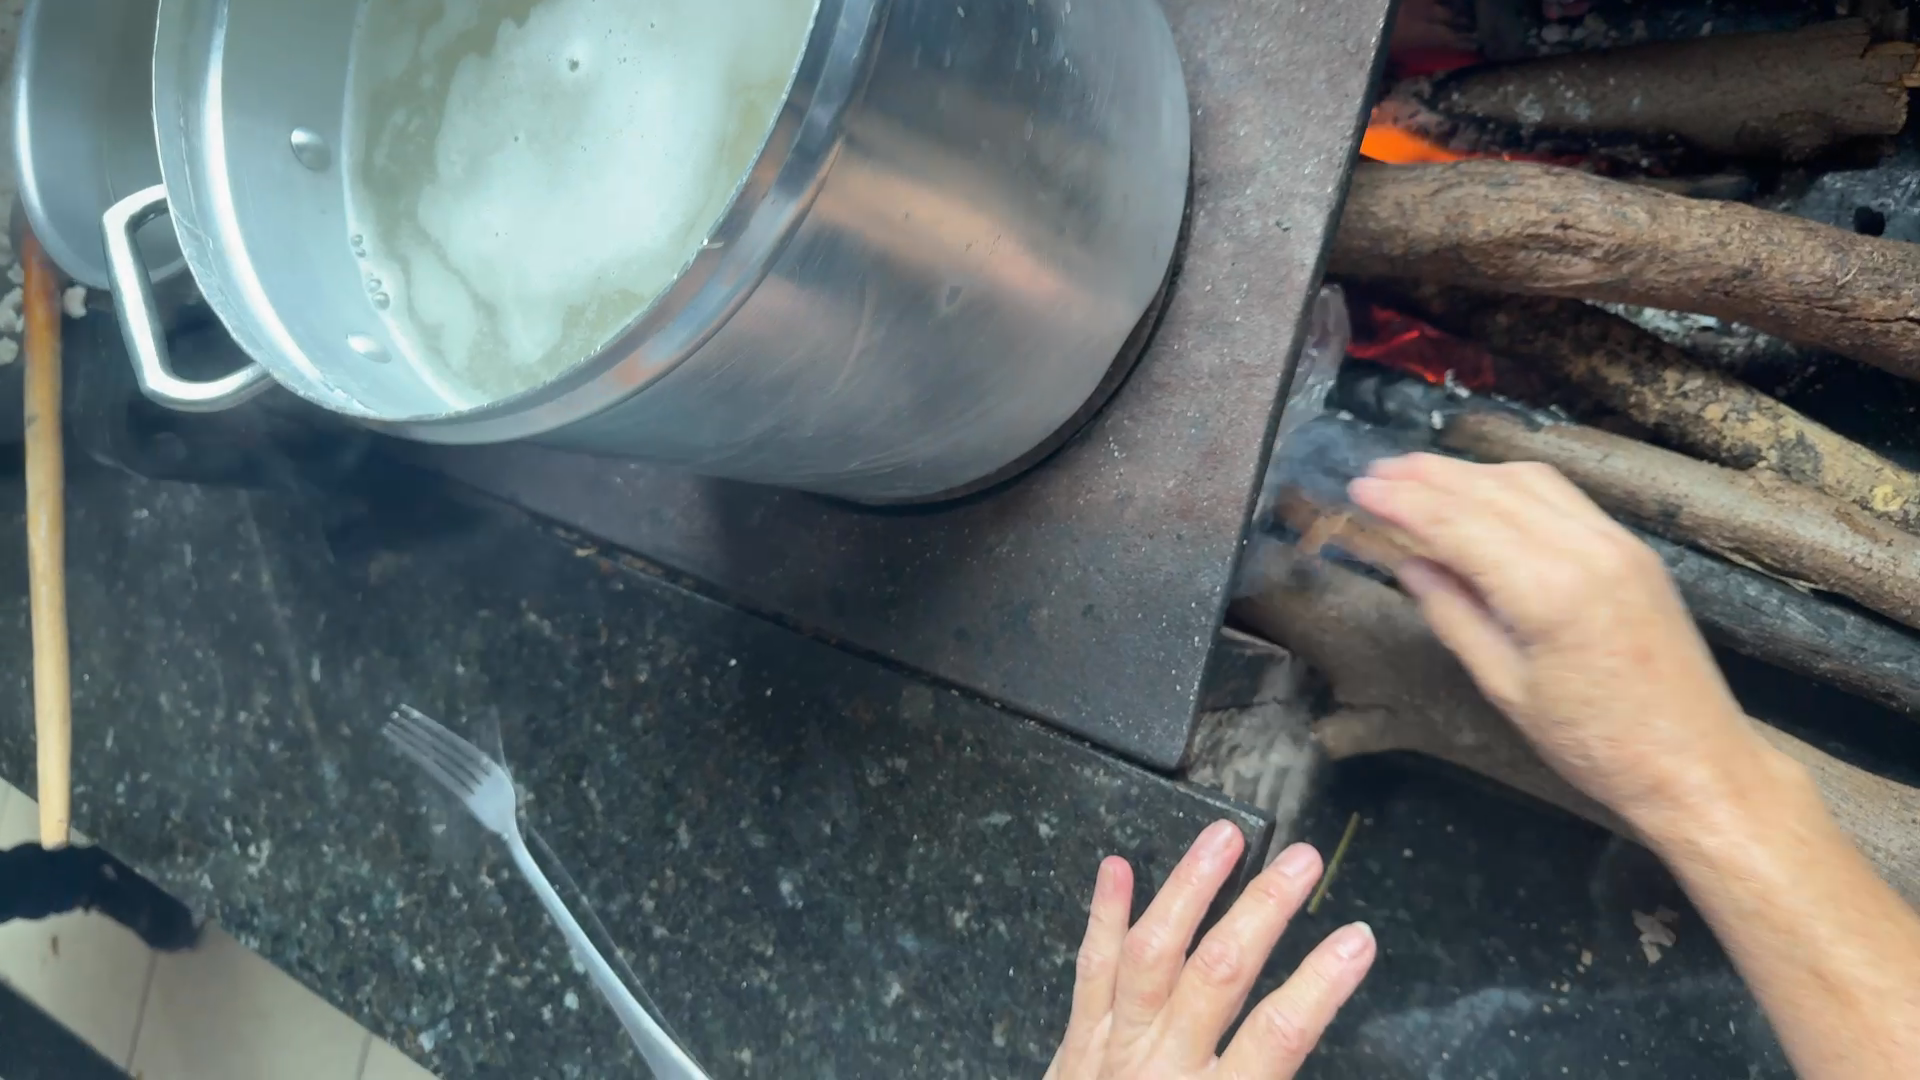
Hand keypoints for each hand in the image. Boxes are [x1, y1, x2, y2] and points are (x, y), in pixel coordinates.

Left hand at [1047, 821, 1374, 1078]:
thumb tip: (1298, 1036)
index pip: (1278, 1036)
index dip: (1319, 984)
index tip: (1358, 936)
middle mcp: (1163, 1066)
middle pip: (1218, 975)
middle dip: (1262, 911)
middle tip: (1299, 860)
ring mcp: (1112, 1043)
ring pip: (1153, 952)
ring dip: (1189, 889)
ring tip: (1222, 837)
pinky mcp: (1077, 1035)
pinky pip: (1090, 967)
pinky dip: (1104, 915)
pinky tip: (1117, 865)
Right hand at [1347, 453, 1760, 826]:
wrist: (1697, 764)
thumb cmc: (1588, 739)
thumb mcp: (1500, 682)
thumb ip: (1450, 613)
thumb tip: (1408, 564)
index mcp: (1546, 591)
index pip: (1456, 525)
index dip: (1401, 503)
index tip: (1357, 489)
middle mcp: (1584, 551)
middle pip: (1488, 491)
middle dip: (1424, 476)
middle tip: (1373, 472)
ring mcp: (1614, 544)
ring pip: (1526, 481)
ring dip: (1463, 471)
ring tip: (1412, 471)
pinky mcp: (1629, 548)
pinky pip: (1557, 494)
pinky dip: (1504, 482)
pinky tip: (1474, 488)